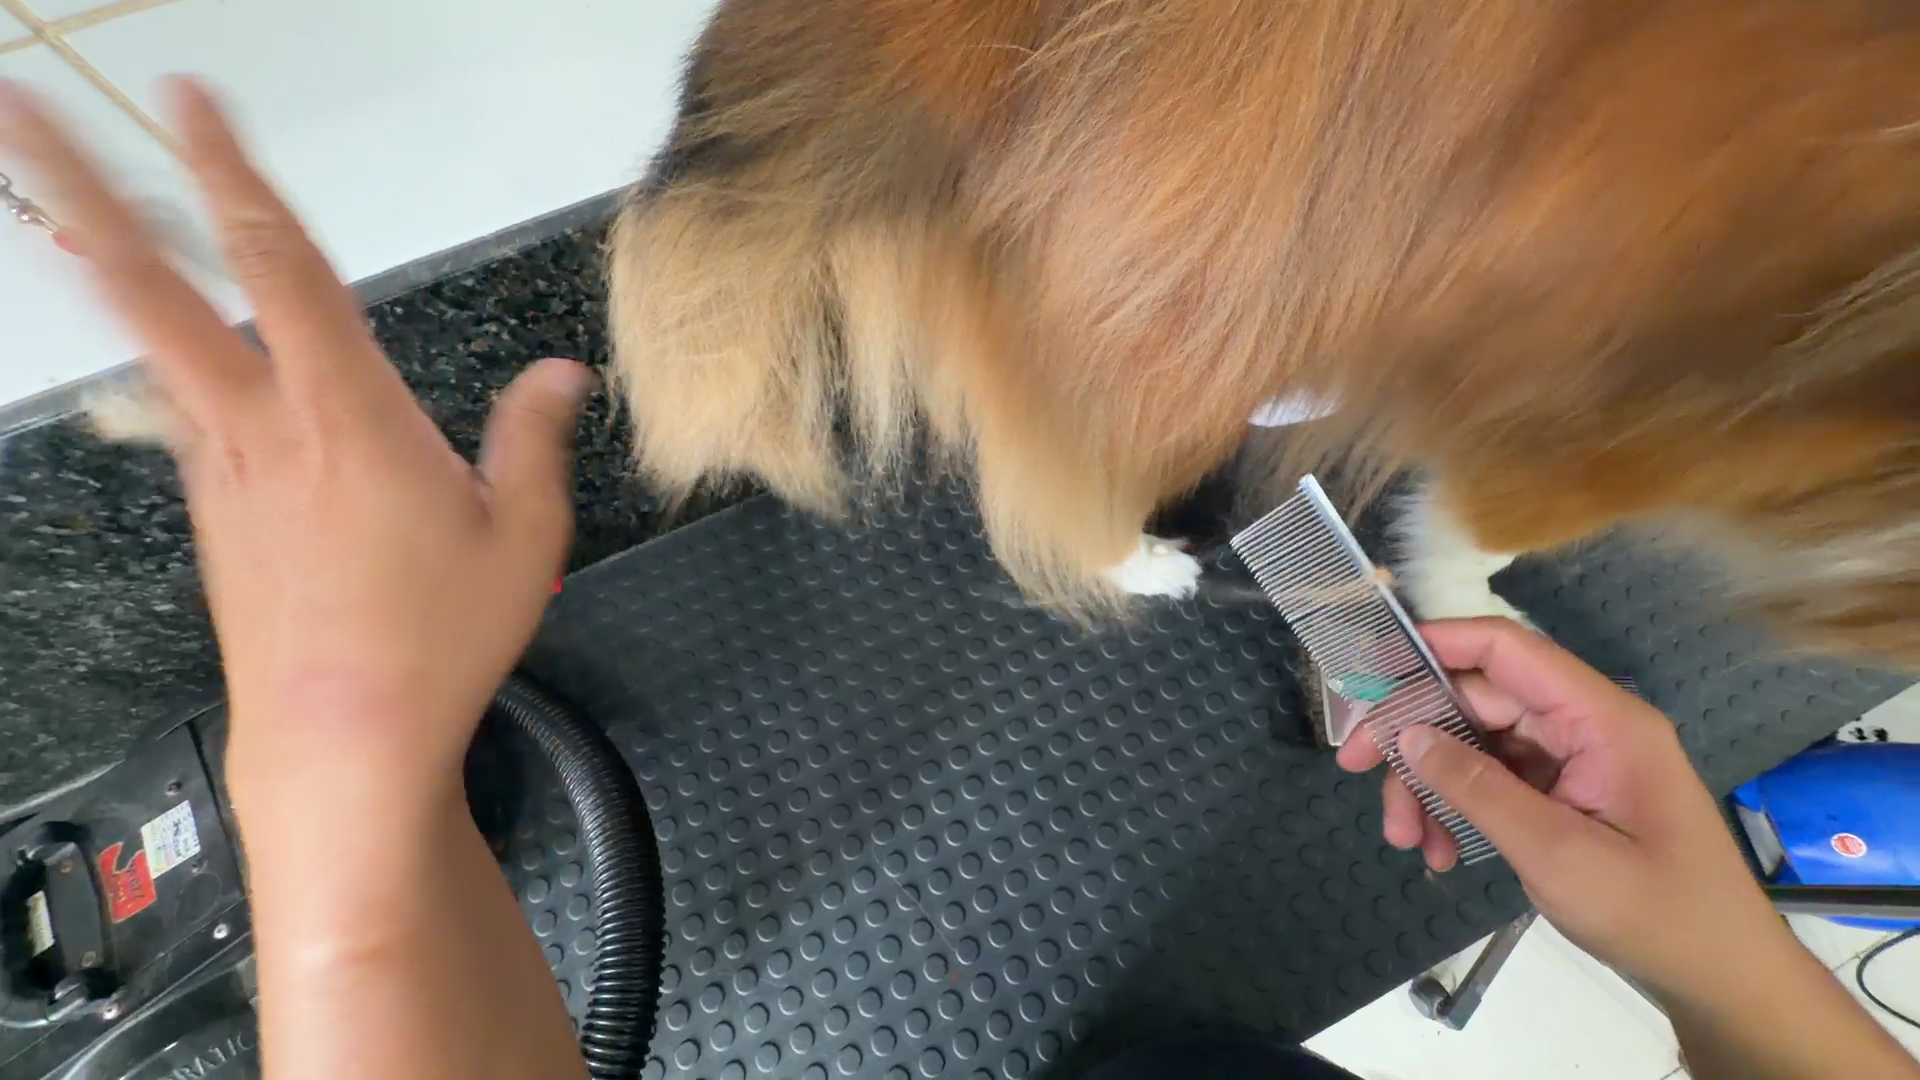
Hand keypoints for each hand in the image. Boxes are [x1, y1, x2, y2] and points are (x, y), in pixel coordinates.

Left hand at [0, 79, 592, 803]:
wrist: (344, 732)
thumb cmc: (448, 627)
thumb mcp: (527, 531)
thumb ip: (534, 438)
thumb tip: (561, 370)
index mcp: (350, 418)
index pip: (285, 272)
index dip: (238, 179)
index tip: (197, 105)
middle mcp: (265, 427)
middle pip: (159, 293)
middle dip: (87, 192)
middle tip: (23, 111)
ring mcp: (223, 473)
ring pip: (152, 349)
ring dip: (109, 268)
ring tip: (67, 208)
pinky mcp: (214, 517)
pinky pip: (185, 416)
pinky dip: (167, 364)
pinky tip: (182, 367)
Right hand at [1335, 618, 1783, 998]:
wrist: (1724, 985)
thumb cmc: (1659, 915)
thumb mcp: (1558, 853)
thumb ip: (1476, 787)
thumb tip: (1405, 734)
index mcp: (1599, 720)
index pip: (1505, 649)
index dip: (1435, 642)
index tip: (1370, 663)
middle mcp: (1578, 725)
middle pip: (1469, 700)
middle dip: (1410, 737)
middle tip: (1354, 765)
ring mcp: (1565, 757)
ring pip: (1466, 742)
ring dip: (1425, 785)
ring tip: (1405, 838)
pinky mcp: (1553, 789)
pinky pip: (1482, 778)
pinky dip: (1451, 808)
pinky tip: (1437, 849)